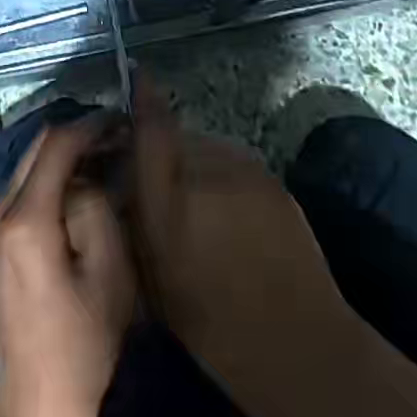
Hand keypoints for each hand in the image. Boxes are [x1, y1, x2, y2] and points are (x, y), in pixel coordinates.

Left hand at [0, 119, 135, 416]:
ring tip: (103, 157)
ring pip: (26, 166)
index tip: (120, 120)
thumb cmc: (80, 341)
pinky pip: (20, 188)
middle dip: (75, 137)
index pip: (55, 147)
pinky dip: (48, 177)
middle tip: (115, 137)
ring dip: (61, 156)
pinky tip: (77, 185)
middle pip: (35, 150)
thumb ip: (97, 211)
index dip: (89, 127)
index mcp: (24, 218)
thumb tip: (90, 174)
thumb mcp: (108, 276)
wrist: (33, 392)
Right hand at [128, 79, 351, 369]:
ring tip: (193, 202)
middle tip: (153, 181)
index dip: (143, 97)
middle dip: (161, 150)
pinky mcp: (274, 182)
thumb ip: (132, 213)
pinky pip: (233, 164)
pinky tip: (224, 211)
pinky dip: (220, 176)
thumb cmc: (210, 316)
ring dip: (192, 163)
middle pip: (176, 138)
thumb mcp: (152, 270)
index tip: (136, 72)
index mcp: (171, 195)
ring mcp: (247, 173)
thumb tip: (117, 175)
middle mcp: (209, 171)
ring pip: (206, 150)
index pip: (153, 128)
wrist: (299, 343)